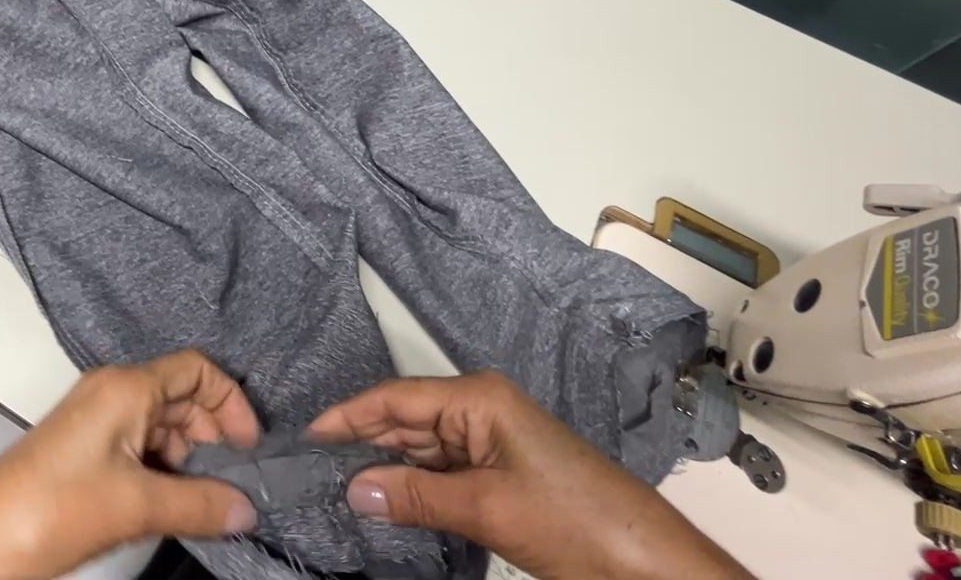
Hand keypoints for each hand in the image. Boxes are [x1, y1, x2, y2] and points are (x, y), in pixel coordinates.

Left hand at [0, 349, 261, 575]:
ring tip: (202, 498)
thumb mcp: (136, 505)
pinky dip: (163, 467)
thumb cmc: (47, 509)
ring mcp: (97, 417)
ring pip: (161, 422)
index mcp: (125, 387)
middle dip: (212, 434)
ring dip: (188, 456)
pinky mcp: (87, 445)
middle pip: (182, 395)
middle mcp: (112, 391)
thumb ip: (199, 503)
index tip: (249, 444)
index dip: (230, 402)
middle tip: (231, 480)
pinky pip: (139, 443)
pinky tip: (171, 503)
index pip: (196, 370)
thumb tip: (243, 507)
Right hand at [308, 373, 751, 579]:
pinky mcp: (501, 469)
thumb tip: (352, 488)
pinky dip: (415, 484)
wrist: (652, 565)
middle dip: (364, 443)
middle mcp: (480, 407)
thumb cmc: (573, 520)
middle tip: (315, 469)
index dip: (349, 416)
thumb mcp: (486, 508)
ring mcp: (492, 439)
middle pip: (407, 419)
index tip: (307, 437)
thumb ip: (414, 495)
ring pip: (423, 446)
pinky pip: (444, 469)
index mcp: (478, 397)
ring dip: (388, 466)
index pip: (397, 398)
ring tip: (340, 486)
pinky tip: (387, 499)